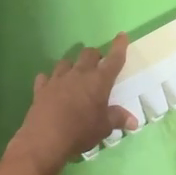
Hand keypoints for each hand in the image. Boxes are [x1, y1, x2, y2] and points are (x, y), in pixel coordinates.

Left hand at [8, 34, 137, 172]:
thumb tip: (134, 121)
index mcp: (98, 81)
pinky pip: (46, 77)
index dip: (119, 47)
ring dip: (72, 66)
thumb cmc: (80, 131)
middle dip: (95, 56)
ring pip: (66, 62)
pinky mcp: (42, 87)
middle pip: (88, 54)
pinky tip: (51, 86)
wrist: (46, 138)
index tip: (121, 36)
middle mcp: (79, 74)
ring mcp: (58, 78)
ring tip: (74, 75)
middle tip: (98, 65)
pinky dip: (50, 80)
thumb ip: (118, 119)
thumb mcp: (104, 128)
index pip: (113, 59)